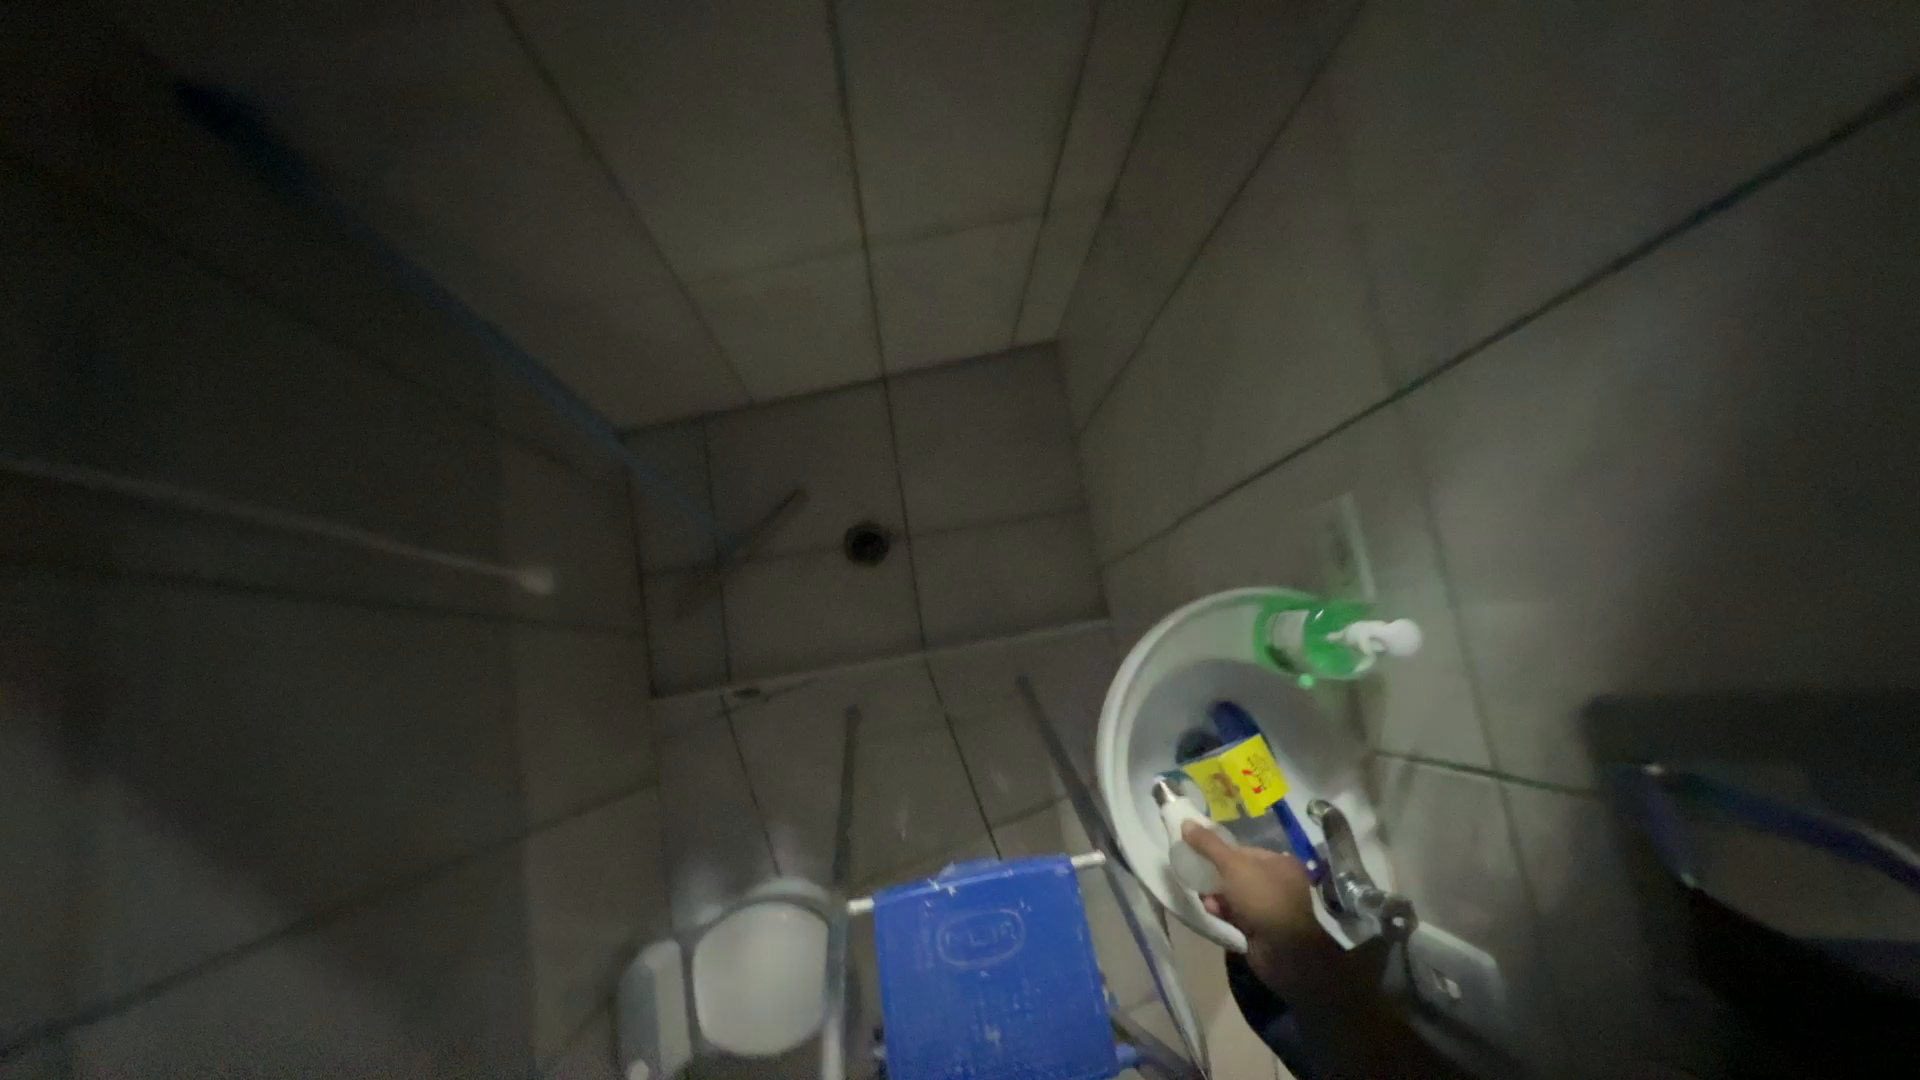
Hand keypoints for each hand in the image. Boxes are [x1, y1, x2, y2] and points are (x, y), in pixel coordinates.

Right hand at [1182, 820, 1341, 993]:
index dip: (1218, 852)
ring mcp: (1269, 909)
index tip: (1197, 854)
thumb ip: (1208, 845)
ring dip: (1216, 898)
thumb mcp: (1233, 865)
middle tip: (1196, 877)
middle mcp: (1276, 884)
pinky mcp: (1260, 931)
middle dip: (1214, 878)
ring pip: (1233, 897)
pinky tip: (1212, 913)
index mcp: (1278, 863)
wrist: (1286, 952)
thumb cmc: (1264, 898)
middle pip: (1235, 875)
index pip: (1241, 851)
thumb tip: (1185, 821)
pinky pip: (1235, 917)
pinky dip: (1222, 915)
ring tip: (1204, 900)